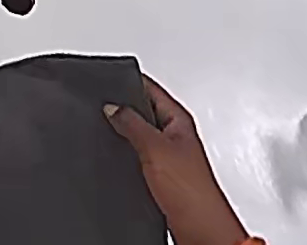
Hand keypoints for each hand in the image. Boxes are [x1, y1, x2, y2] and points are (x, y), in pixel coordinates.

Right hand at [104, 76, 248, 244]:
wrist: (202, 236)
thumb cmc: (193, 195)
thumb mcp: (155, 148)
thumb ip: (131, 122)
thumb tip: (112, 107)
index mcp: (178, 120)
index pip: (148, 87)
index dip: (127, 81)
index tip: (107, 78)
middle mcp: (174, 135)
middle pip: (142, 110)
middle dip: (123, 107)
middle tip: (103, 102)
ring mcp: (167, 156)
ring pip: (138, 133)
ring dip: (124, 131)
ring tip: (108, 126)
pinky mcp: (161, 176)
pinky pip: (136, 154)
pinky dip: (126, 152)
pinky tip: (116, 153)